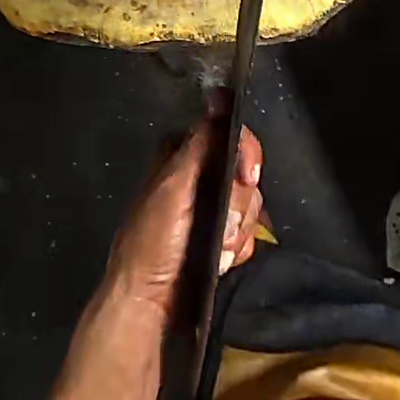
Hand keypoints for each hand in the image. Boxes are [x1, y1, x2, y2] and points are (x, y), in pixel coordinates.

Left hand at [47, 114, 265, 399]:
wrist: (149, 303)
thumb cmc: (153, 240)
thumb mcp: (174, 187)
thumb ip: (200, 144)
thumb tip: (220, 96)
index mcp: (182, 153)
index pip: (229, 134)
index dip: (244, 155)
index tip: (245, 178)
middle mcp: (198, 174)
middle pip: (245, 173)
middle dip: (238, 205)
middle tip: (221, 227)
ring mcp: (211, 207)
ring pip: (251, 205)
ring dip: (237, 232)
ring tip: (216, 249)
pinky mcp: (221, 236)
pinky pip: (250, 234)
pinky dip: (238, 249)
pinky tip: (220, 260)